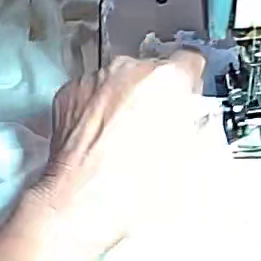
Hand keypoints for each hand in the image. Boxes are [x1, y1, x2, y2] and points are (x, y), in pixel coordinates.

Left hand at [25, 52, 214, 254]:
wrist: (85, 199)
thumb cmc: (134, 185)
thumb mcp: (185, 156)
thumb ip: (190, 125)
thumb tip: (188, 123)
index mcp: (166, 80)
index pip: (189, 61)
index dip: (187, 82)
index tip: (184, 95)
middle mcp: (129, 70)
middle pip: (149, 71)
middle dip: (150, 95)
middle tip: (149, 130)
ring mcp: (96, 79)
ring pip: (115, 81)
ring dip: (119, 102)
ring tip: (118, 140)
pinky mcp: (70, 92)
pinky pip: (89, 94)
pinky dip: (93, 111)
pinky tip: (96, 140)